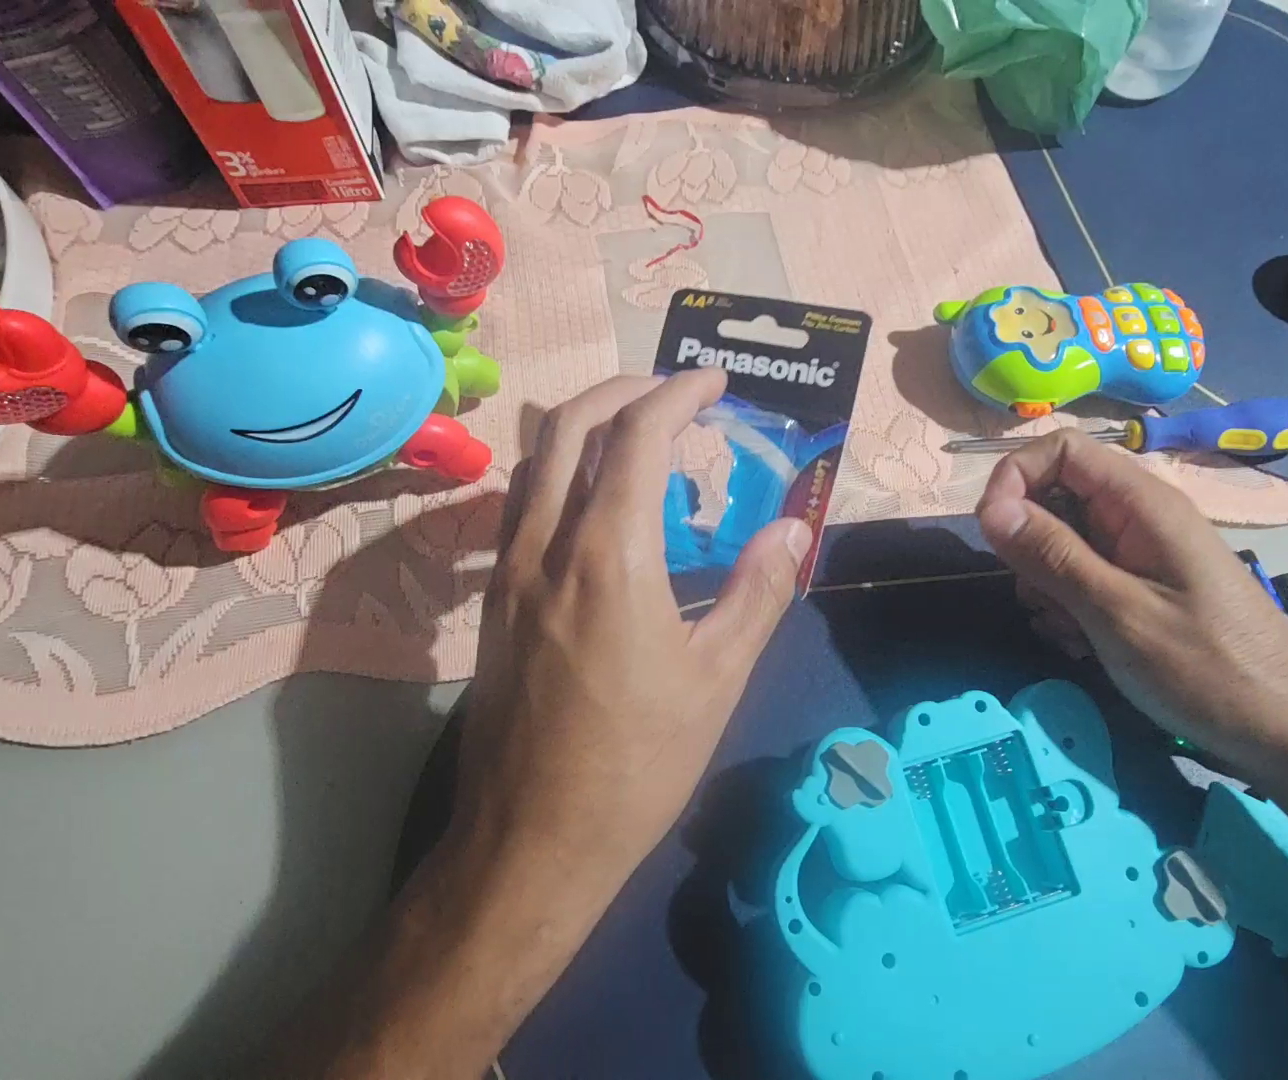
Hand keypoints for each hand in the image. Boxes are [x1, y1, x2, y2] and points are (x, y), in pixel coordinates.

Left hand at [459, 369, 810, 886]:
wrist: (534, 837)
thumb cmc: (638, 762)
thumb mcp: (717, 679)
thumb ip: (757, 592)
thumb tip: (794, 530)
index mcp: (609, 558)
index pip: (637, 437)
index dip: (679, 394)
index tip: (715, 381)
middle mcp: (546, 547)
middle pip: (569, 426)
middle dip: (625, 389)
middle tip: (674, 392)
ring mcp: (507, 573)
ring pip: (534, 461)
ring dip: (584, 426)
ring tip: (637, 435)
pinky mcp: (493, 602)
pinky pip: (522, 505)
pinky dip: (560, 473)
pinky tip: (596, 506)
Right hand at [976, 429, 1287, 779]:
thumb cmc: (1207, 670)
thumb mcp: (1117, 613)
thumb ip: (1053, 556)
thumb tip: (990, 508)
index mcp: (1142, 504)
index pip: (1061, 450)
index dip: (1015, 478)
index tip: (992, 533)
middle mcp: (1141, 517)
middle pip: (1057, 495)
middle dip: (1028, 542)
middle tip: (1038, 598)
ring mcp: (1143, 553)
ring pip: (1064, 540)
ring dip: (1046, 582)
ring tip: (1067, 630)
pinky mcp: (1144, 586)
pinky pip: (1085, 575)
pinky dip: (1068, 604)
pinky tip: (1081, 642)